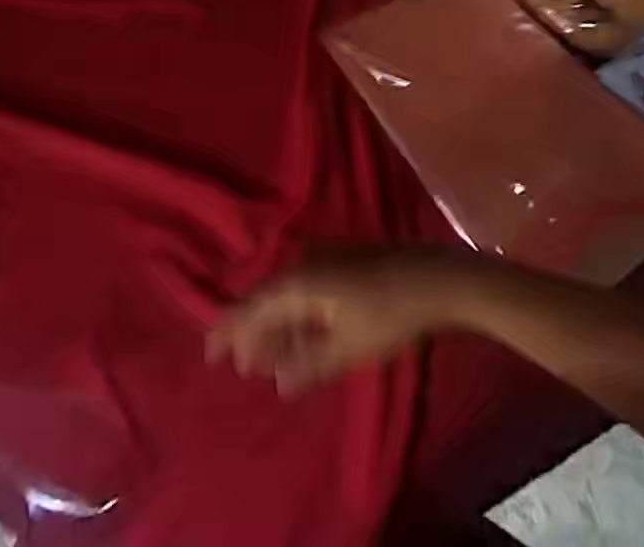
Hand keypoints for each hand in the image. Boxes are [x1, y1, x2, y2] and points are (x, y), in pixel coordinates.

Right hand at [206, 248, 467, 394]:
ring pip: (285, 297)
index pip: (251, 309)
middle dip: (252, 333)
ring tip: (270, 359)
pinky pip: (303, 291)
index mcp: (297, 283)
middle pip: (265, 301)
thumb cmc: (388, 313)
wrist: (432, 276)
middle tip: (243, 366)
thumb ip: (308, 364)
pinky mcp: (338, 263)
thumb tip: (278, 383)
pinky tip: (301, 336)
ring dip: (275, 327)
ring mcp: (321, 260)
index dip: (229, 332)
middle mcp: (302, 265)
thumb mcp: (348, 347)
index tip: (211, 356)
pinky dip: (296, 316)